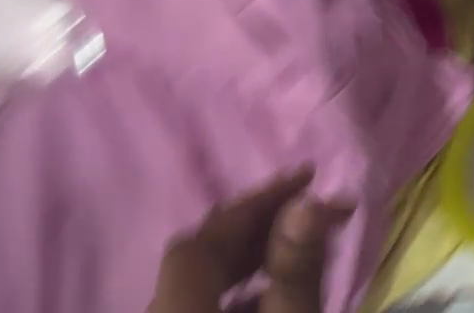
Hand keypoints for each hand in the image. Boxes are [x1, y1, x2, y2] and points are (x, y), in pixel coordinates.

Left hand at [148, 167, 352, 312]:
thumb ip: (296, 264)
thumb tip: (316, 199)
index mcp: (176, 305)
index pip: (203, 238)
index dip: (254, 201)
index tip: (310, 174)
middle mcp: (157, 310)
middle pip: (198, 255)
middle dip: (255, 221)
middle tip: (308, 197)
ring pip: (198, 277)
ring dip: (249, 248)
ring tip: (298, 233)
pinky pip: (197, 296)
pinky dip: (236, 278)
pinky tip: (270, 281)